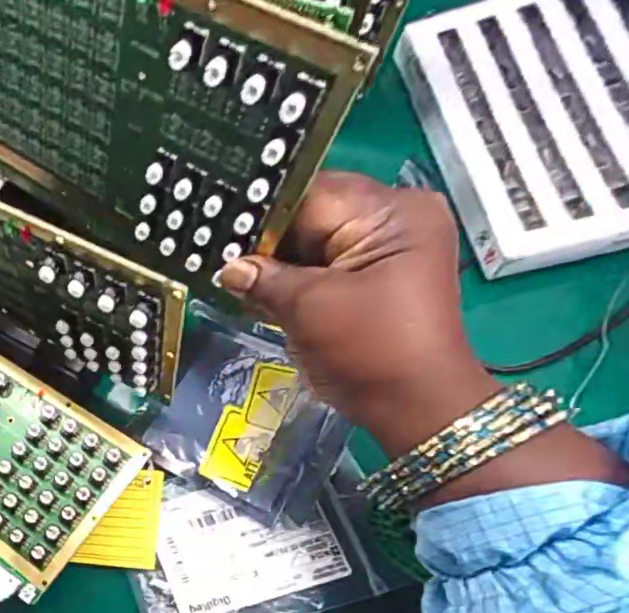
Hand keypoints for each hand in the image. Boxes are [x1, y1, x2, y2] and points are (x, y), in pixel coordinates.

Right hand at [218, 171, 628, 503]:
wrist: (411, 403)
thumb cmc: (371, 350)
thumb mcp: (312, 308)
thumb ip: (266, 280)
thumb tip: (228, 267)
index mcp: (391, 213)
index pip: (313, 193)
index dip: (263, 211)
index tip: (219, 226)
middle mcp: (391, 221)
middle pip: (311, 215)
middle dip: (265, 240)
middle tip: (217, 253)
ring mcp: (379, 253)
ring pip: (310, 245)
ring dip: (273, 264)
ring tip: (230, 276)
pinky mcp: (365, 281)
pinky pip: (318, 269)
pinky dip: (288, 281)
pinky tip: (255, 292)